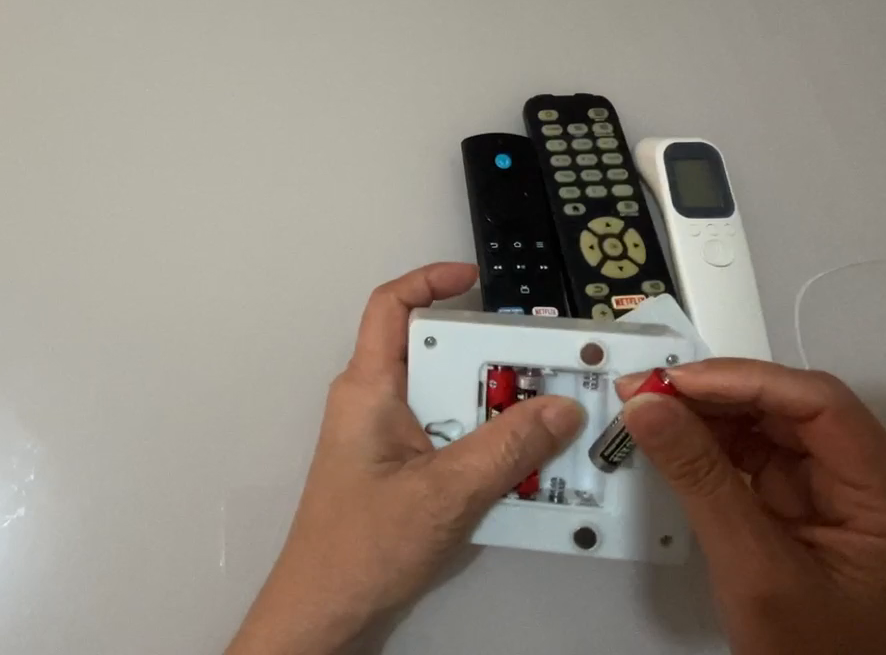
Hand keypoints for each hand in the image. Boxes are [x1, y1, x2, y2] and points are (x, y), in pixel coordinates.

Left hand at [226, 263, 585, 654]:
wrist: (323, 606)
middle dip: (485, 354)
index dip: (430, 280)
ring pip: (441, 394)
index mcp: (368, 385)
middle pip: (431, 351)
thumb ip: (507, 448)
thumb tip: (561, 407)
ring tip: (541, 415)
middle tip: (539, 365)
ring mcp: (379, 431)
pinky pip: (440, 429)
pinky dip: (477, 434)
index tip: (475, 279)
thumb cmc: (367, 542)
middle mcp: (370, 397)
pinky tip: (516, 462)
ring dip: (488, 402)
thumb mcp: (447, 492)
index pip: (390, 305)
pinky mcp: (391, 461)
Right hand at [617, 359, 885, 654]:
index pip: (823, 407)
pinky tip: (671, 434)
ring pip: (768, 420)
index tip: (674, 382)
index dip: (745, 381)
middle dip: (716, 392)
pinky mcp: (800, 501)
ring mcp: (835, 493)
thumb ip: (700, 478)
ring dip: (705, 410)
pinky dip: (707, 437)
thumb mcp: (752, 569)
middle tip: (646, 389)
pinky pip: (752, 448)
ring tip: (648, 407)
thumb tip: (643, 404)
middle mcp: (872, 486)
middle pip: (793, 407)